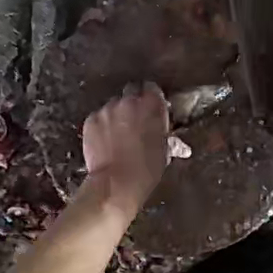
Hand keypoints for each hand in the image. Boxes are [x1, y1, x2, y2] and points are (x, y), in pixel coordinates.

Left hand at [82, 82, 169, 218]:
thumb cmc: (146, 169)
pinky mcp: (91, 120)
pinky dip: (103, 125)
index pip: (153, 89)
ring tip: (119, 133)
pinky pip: (99, 117)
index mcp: (152, 106)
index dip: (152, 98)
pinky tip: (105, 140)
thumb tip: (182, 147)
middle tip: (136, 119)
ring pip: (114, 104)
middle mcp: (129, 102)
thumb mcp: (164, 154)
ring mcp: (108, 109)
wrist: (116, 183)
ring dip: (117, 114)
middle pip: (132, 90)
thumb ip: (170, 142)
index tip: (152, 108)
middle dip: (134, 101)